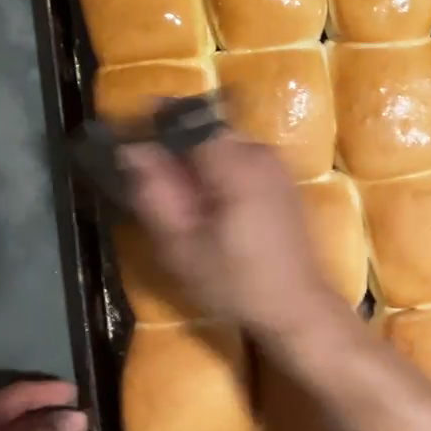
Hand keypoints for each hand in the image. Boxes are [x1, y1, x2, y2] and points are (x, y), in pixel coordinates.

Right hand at [121, 134, 350, 341]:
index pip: (189, 121)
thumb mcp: (182, 248)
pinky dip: (222, 169)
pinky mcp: (285, 178)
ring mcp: (277, 164)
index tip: (137, 146)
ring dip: (200, 160)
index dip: (159, 128)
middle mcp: (260, 153)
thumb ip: (155, 194)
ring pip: (224, 143)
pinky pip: (243, 157)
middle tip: (160, 182)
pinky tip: (213, 204)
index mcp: (236, 165)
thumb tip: (133, 151)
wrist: (298, 308)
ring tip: (186, 198)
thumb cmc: (237, 283)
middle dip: (179, 148)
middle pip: (207, 130)